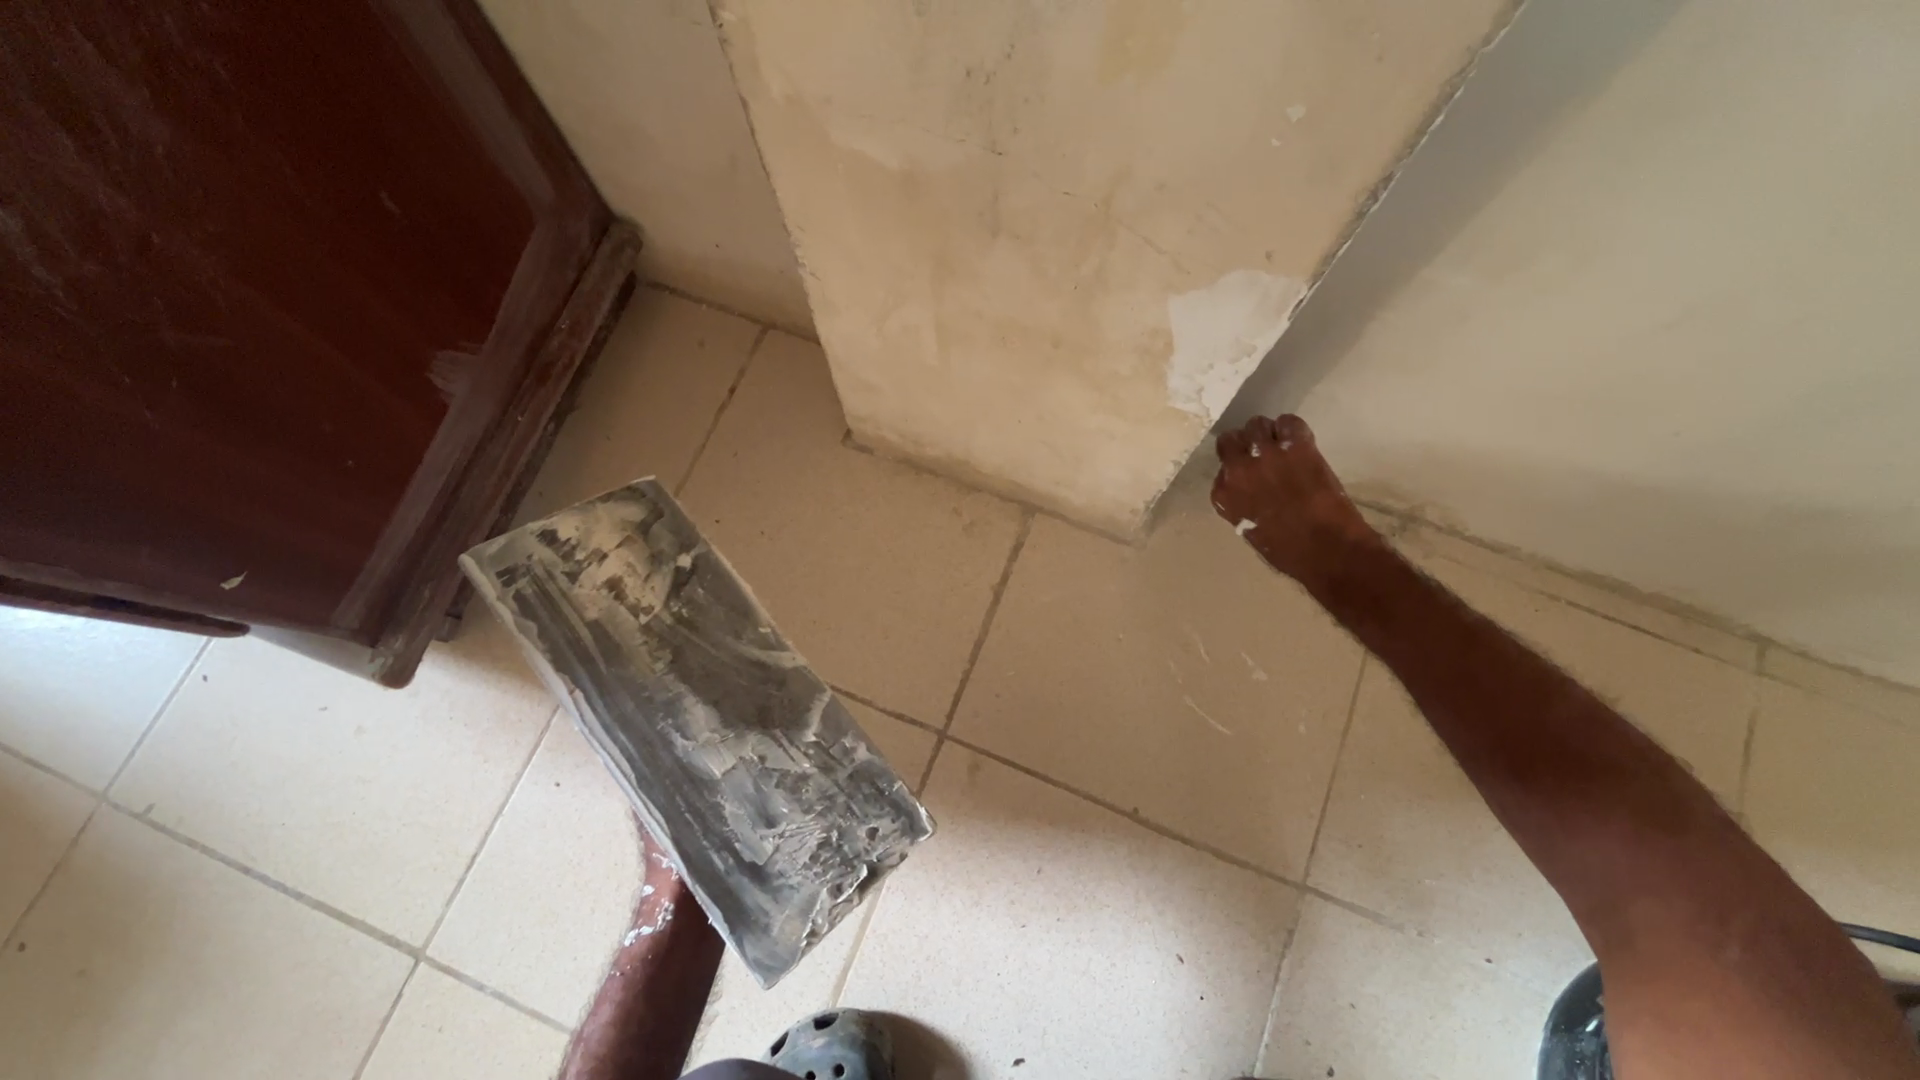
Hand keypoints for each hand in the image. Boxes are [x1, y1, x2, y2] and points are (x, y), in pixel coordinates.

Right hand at [1211, 414, 1380, 586]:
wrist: (1326, 548)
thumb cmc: (1288, 551)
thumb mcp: (1249, 530)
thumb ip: (1240, 503)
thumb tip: (1248, 488)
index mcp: (1224, 495)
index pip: (1221, 467)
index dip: (1236, 466)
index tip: (1248, 471)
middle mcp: (1238, 469)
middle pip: (1231, 439)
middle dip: (1244, 443)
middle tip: (1261, 452)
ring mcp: (1267, 454)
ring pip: (1256, 424)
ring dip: (1267, 432)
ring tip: (1281, 444)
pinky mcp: (1296, 446)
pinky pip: (1288, 421)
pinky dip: (1292, 428)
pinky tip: (1299, 442)